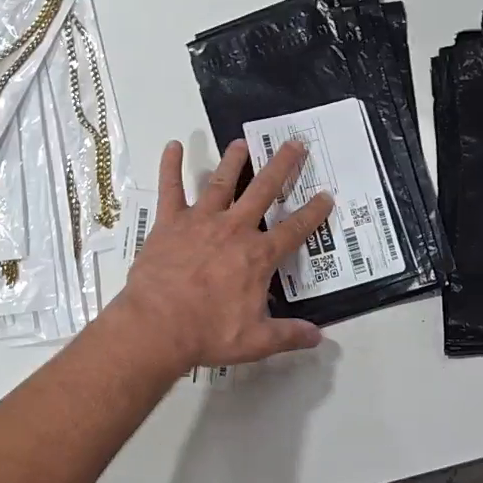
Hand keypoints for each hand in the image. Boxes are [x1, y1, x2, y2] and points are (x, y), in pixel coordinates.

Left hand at [104, 138, 333, 378]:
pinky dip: (170, 166)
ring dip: (233, 160)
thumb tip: (319, 337)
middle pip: (264, 190)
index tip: (326, 195)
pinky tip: (173, 146)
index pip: (294, 229)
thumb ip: (289, 335)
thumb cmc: (208, 333)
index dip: (313, 212)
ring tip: (242, 141)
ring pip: (221, 182)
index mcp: (258, 255)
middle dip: (282, 166)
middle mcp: (234, 229)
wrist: (156, 327)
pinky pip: (170, 189)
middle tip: (294, 143)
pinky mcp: (169, 223)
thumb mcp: (256, 341)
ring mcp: (200, 222)